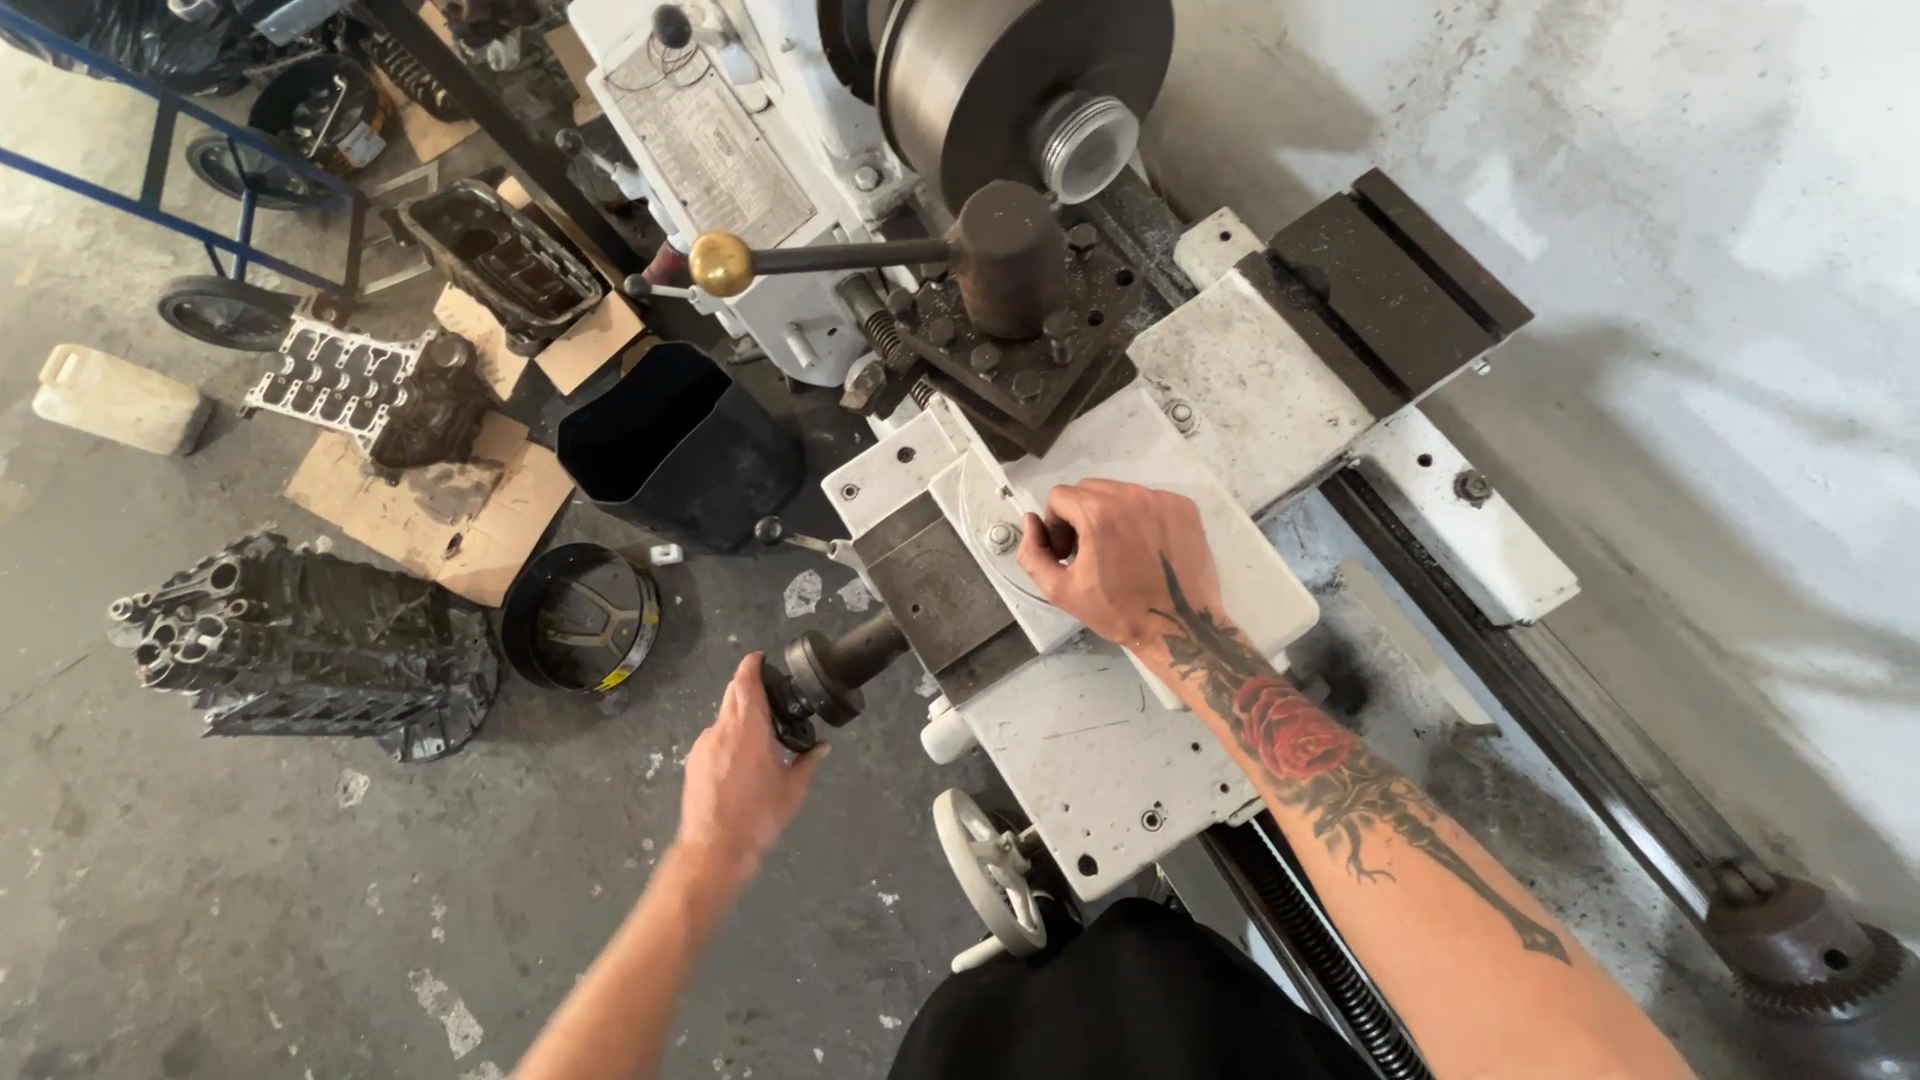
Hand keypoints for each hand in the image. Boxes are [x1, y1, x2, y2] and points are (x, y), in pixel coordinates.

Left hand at [676, 654, 828, 882]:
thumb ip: (808, 762)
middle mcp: (721, 730)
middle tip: (767, 694)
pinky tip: (740, 761)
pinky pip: (713, 740)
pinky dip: (727, 739)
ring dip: (738, 717)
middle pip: (731, 694)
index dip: (752, 665)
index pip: (746, 682)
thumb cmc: (758, 815)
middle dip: (747, 687)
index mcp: (748, 728)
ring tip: (758, 736)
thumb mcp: (793, 788)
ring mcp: (703, 746)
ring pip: (721, 719)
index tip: (760, 658)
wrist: (714, 848)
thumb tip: (822, 747)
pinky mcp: (693, 763)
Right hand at [1016, 479, 1224, 651]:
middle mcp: (1131, 497)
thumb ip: (1033, 553)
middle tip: (1089, 551)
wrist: (1180, 628)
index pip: (1060, 496)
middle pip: (1088, 489)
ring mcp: (1162, 500)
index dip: (1055, 524)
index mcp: (1098, 514)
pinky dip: (1139, 517)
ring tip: (1118, 550)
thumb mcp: (1060, 590)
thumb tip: (1031, 521)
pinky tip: (1144, 548)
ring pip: (1119, 492)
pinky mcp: (1184, 507)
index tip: (1067, 551)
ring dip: (1109, 514)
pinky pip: (1148, 499)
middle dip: (1079, 515)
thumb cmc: (1118, 612)